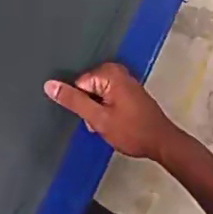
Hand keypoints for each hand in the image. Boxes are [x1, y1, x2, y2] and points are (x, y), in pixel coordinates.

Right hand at [43, 63, 189, 161]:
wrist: (162, 143)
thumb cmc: (132, 131)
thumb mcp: (98, 118)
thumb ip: (73, 100)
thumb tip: (50, 85)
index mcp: (109, 72)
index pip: (78, 84)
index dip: (83, 104)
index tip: (94, 117)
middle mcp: (118, 70)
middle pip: (87, 88)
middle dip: (90, 107)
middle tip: (103, 122)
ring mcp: (125, 80)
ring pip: (96, 95)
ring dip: (99, 111)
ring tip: (111, 124)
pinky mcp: (128, 90)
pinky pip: (107, 97)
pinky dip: (108, 110)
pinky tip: (117, 122)